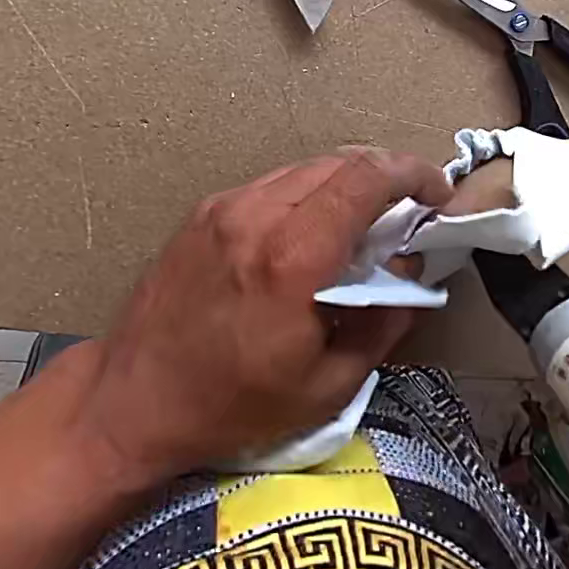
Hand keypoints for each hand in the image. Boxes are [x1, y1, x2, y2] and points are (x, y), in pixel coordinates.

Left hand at [77, 148, 451, 481]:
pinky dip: (306, 194)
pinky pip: (271, 185)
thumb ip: (384, 320)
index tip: (436, 194)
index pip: (366, 179)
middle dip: (385, 176)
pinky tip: (311, 230)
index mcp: (292, 258)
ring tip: (362, 223)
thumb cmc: (233, 406)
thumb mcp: (329, 385)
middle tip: (406, 212)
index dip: (413, 175)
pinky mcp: (203, 213)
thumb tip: (410, 271)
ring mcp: (223, 208)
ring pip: (304, 168)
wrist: (132, 401)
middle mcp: (255, 216)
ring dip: (345, 184)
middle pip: (339, 162)